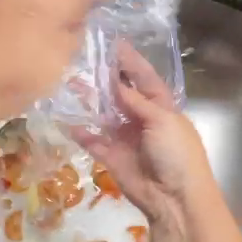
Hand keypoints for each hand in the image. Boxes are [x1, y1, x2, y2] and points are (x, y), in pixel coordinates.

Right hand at [74, 43, 215, 230]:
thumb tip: (114, 81)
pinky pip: (93, 141)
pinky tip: (65, 120)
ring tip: (70, 84)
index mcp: (161, 107)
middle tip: (84, 60)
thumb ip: (135, 100)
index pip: (144, 78)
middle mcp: (142, 119)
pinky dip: (80, 132)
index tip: (114, 43)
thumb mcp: (161, 119)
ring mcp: (125, 138)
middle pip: (120, 94)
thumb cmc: (176, 153)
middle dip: (104, 79)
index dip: (130, 61)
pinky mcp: (111, 157)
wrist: (174, 197)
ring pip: (103, 115)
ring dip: (89, 101)